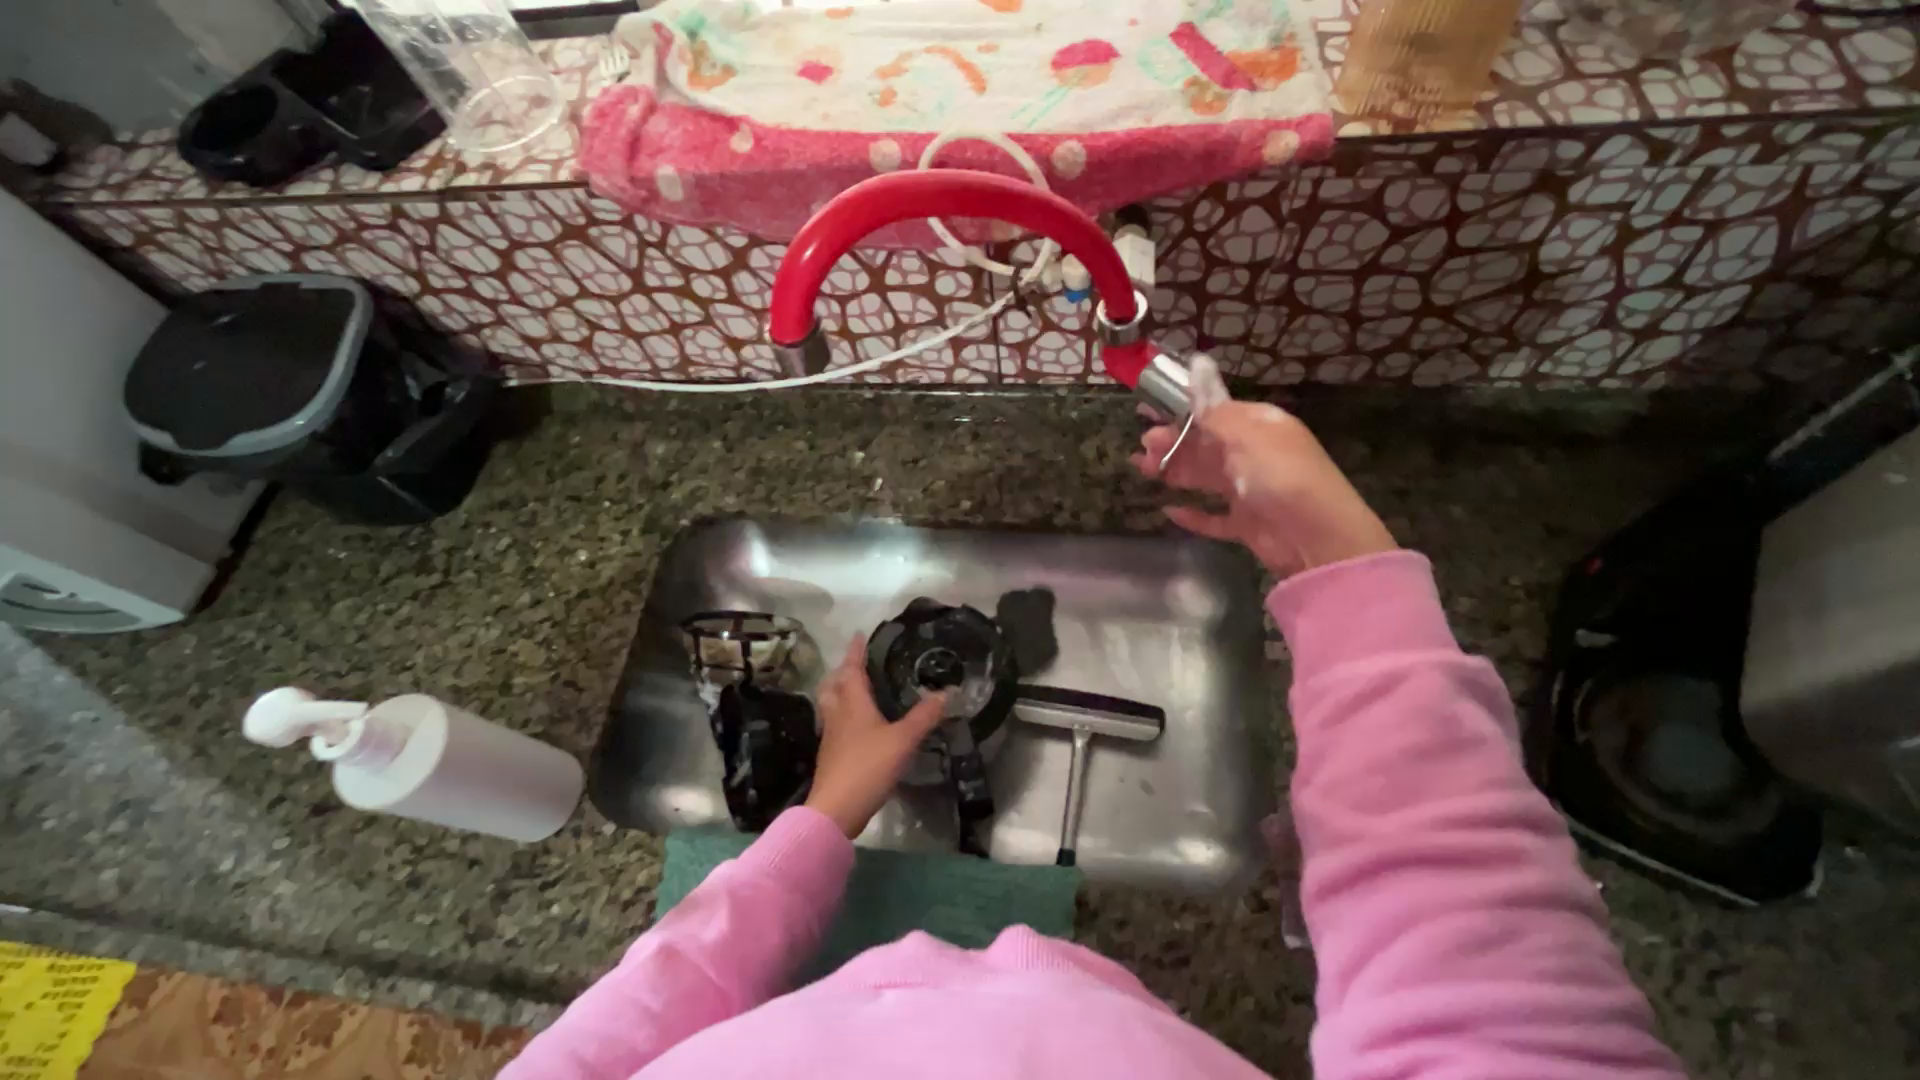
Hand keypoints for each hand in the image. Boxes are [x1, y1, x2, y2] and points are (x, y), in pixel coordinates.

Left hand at [806, 636, 949, 838]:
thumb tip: (946, 692)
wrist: (835, 809)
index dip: (856, 652)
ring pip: (831, 706)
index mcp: (852, 704)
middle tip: (855, 664)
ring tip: (856, 692)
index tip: (859, 635)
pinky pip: (835, 726)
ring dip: (840, 694)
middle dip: (842, 672)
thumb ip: (924, 716)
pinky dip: (844, 717)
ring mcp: (831, 737)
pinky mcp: (831, 756)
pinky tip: (858, 728)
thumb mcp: (903, 740)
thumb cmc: (868, 766)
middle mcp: (837, 715)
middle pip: (834, 686)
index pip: (852, 669)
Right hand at [1133, 400, 1396, 577]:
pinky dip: (1193, 514)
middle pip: (1206, 445)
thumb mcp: (1246, 435)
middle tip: (1143, 446)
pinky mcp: (1247, 524)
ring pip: (1205, 478)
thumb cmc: (1280, 475)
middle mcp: (1255, 455)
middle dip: (1173, 442)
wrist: (1316, 536)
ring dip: (1175, 471)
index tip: (1148, 409)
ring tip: (1143, 469)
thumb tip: (1196, 365)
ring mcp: (1251, 491)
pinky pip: (1214, 517)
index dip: (1181, 410)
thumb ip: (1214, 410)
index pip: (1216, 411)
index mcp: (1260, 427)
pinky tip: (1169, 510)